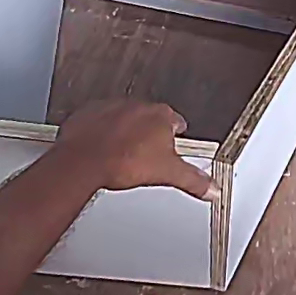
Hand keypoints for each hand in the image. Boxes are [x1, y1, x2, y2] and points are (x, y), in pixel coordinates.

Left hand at [54, 100, 213, 198]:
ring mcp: (112, 107)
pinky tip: (102, 148)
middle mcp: (137, 106)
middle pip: (149, 119)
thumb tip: (210, 188)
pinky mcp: (90, 112)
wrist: (84, 160)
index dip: (175, 135)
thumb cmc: (122, 161)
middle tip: (146, 156)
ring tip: (122, 154)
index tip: (173, 143)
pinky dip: (102, 131)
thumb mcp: (167, 174)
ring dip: (125, 132)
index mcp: (160, 116)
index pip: (176, 121)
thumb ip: (193, 180)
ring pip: (124, 118)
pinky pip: (100, 120)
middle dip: (149, 135)